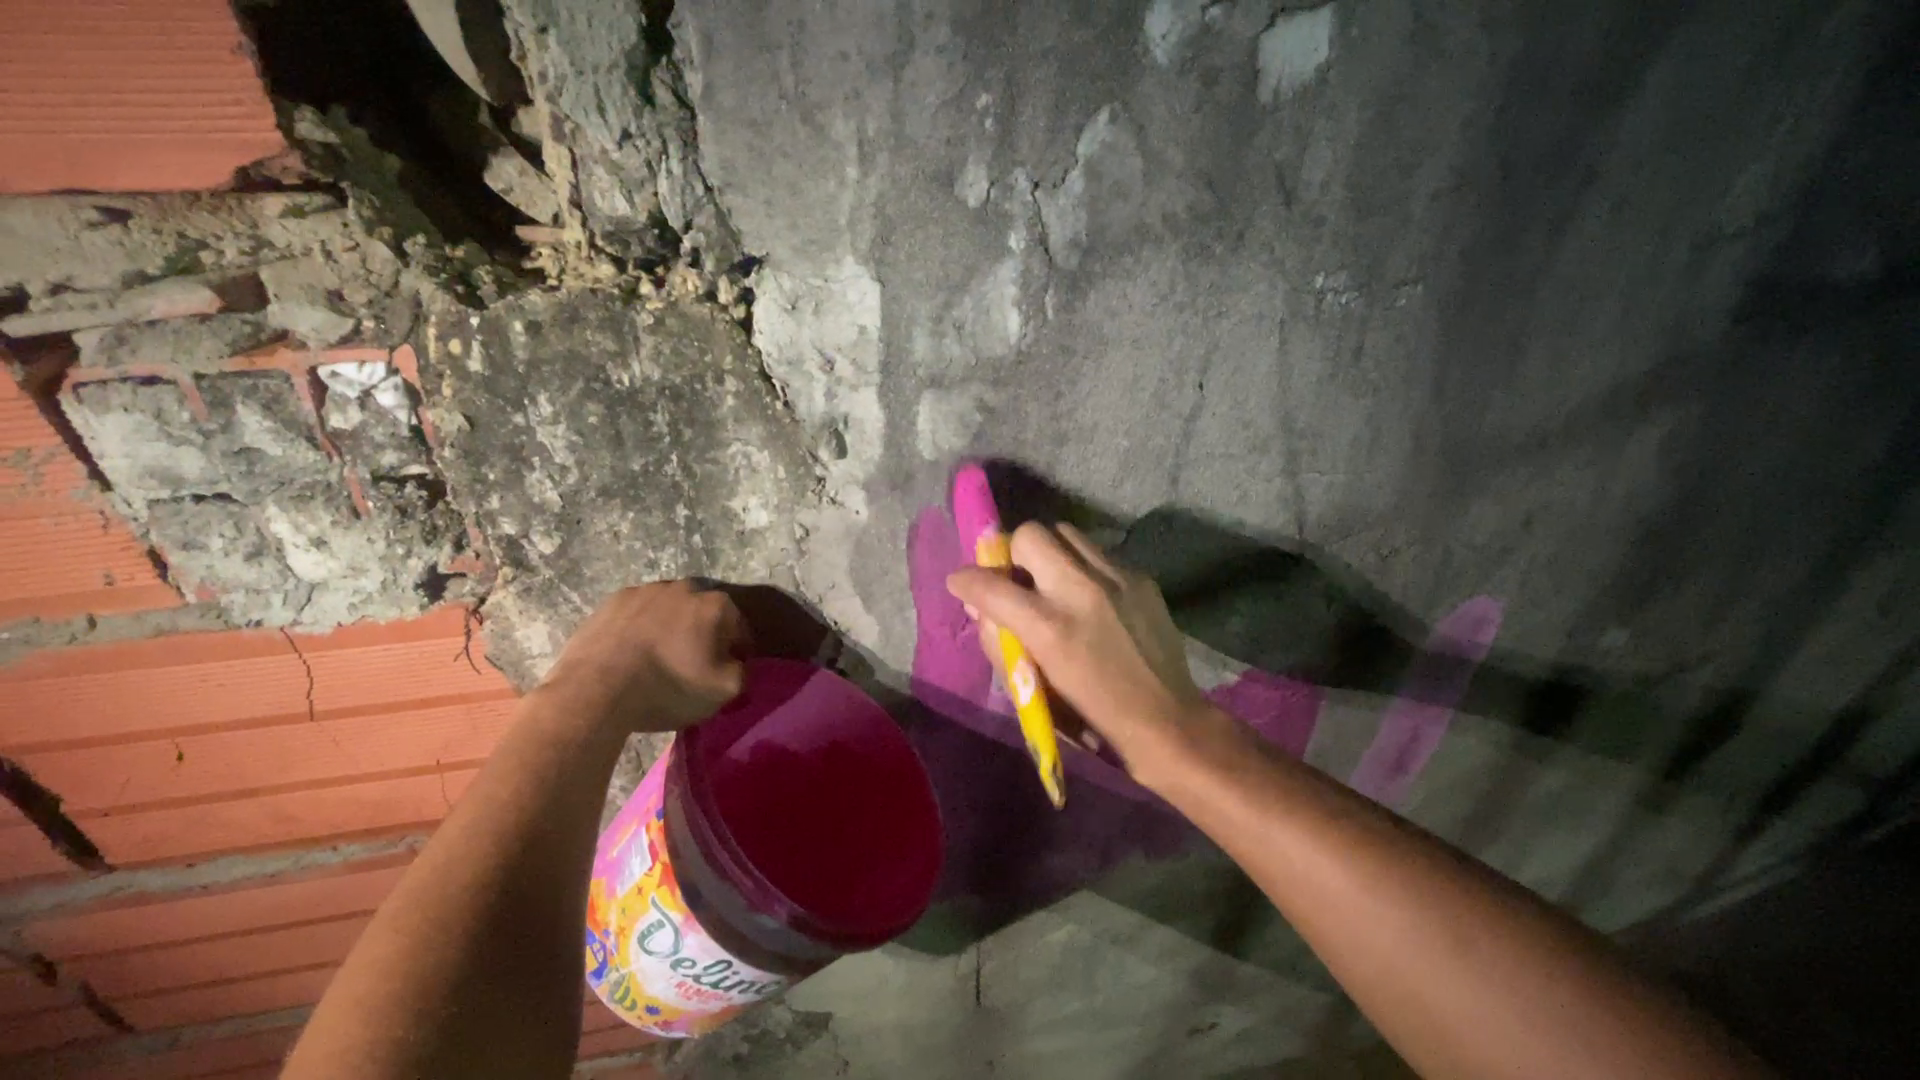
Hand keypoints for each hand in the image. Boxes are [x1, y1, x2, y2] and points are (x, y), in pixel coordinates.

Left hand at [539, 581, 748, 730]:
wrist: (596, 689)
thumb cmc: (668, 688)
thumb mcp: (724, 691)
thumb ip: (743, 672)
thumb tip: (737, 664)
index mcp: (715, 605)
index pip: (739, 626)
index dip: (737, 650)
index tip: (728, 670)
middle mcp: (683, 588)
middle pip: (702, 612)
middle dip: (703, 634)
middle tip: (693, 664)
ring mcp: (644, 591)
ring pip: (668, 610)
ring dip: (670, 628)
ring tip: (659, 659)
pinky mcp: (611, 601)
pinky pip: (636, 614)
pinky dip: (640, 629)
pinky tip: (631, 654)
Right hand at [946, 522, 1220, 787]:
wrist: (1166, 720)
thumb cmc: (1091, 717)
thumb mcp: (1033, 688)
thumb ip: (1000, 642)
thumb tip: (980, 606)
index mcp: (1049, 627)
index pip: (989, 585)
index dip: (965, 581)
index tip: (962, 584)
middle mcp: (1081, 590)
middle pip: (1031, 534)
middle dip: (1014, 554)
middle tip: (1019, 581)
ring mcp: (1116, 579)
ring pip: (1067, 532)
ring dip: (1051, 553)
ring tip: (1056, 584)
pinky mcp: (1141, 578)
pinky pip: (1099, 554)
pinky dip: (1084, 569)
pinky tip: (1094, 600)